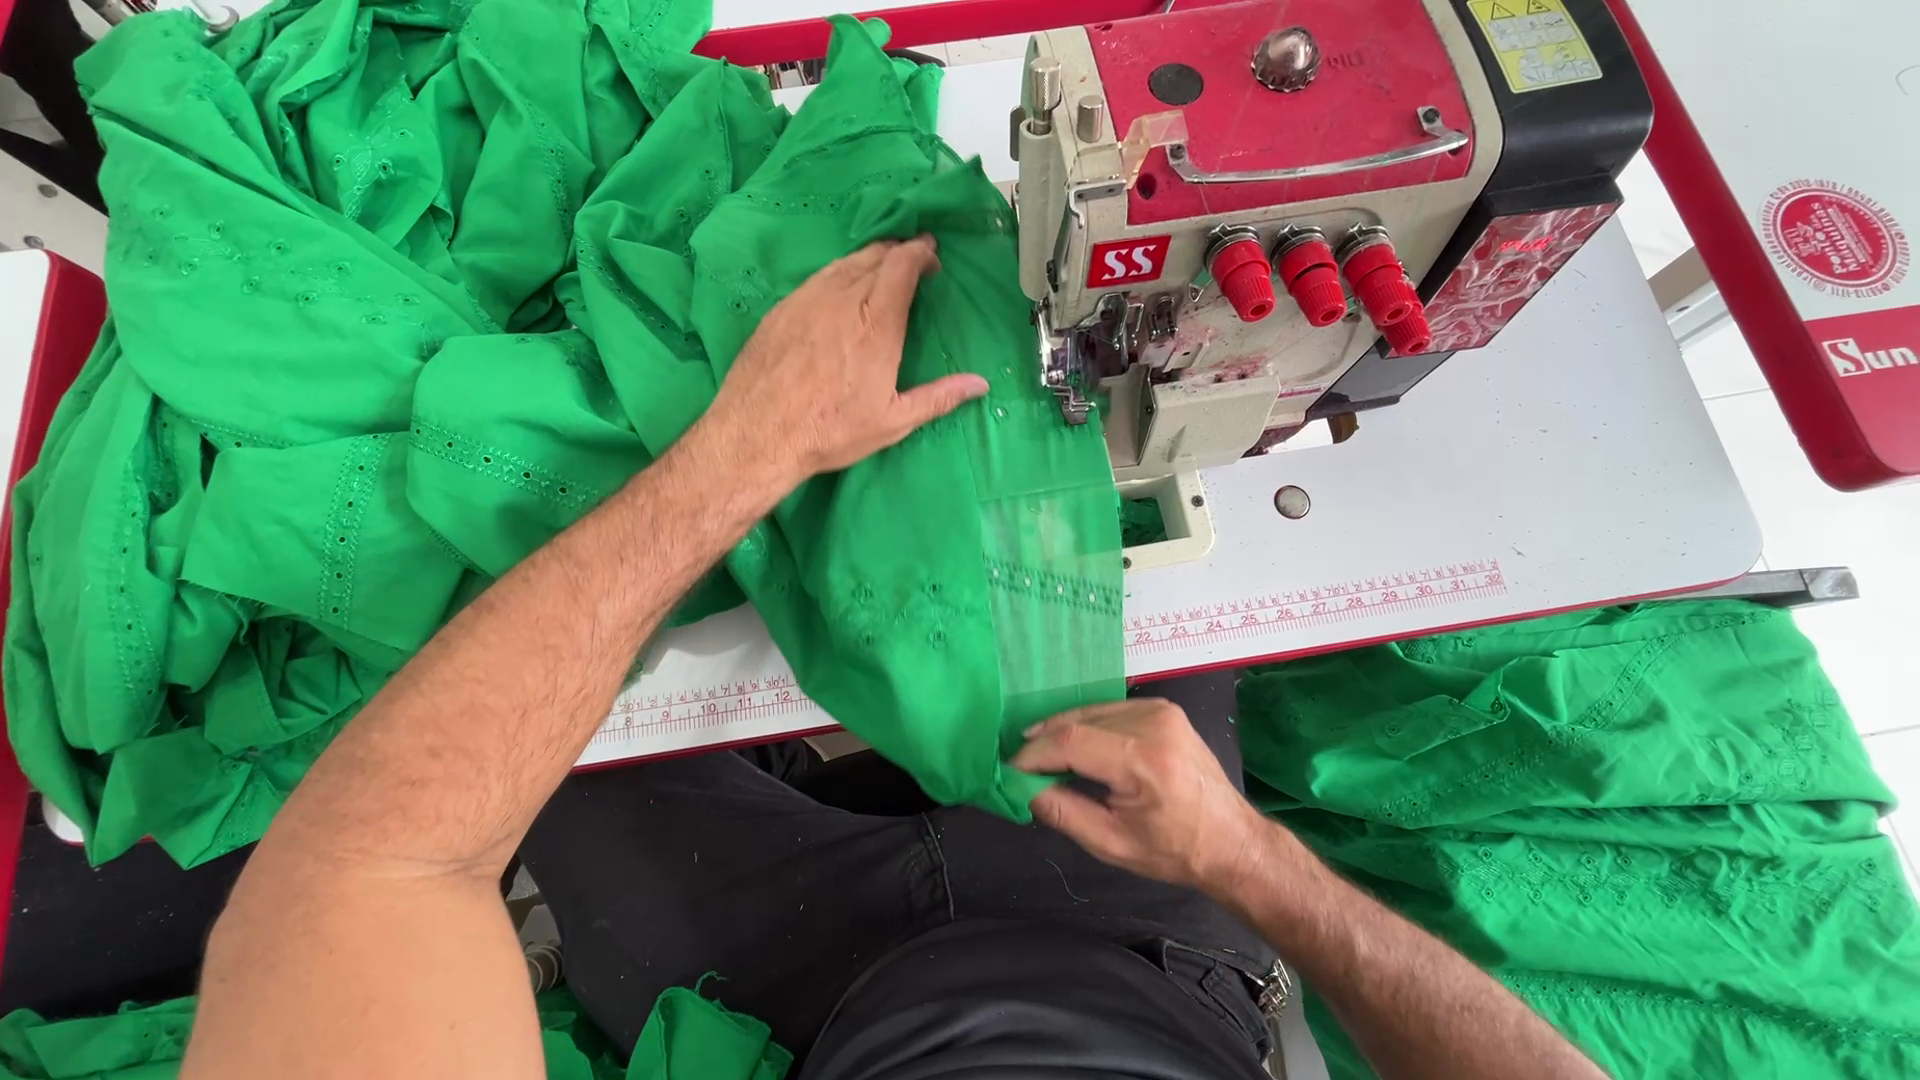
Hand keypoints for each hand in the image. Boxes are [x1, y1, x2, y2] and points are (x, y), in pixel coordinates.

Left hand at [708, 236, 989, 483]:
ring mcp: (807, 299)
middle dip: (898, 253)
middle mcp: (842, 299)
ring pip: (844, 263)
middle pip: (874, 256)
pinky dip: (838, 274)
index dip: (920, 252)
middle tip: (912, 262)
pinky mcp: (782, 309)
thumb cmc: (830, 430)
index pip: (902, 265)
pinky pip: (817, 278)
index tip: (931, 255)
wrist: (758, 432)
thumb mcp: (893, 421)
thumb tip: (979, 384)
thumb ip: (939, 398)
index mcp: (877, 323)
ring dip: (868, 260)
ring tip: (880, 270)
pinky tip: (840, 291)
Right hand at [1011, 699, 1271, 892]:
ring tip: (1037, 754)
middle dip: (1043, 743)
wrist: (1232, 840)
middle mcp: (1154, 724)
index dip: (1034, 754)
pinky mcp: (1163, 708)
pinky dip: (1085, 724)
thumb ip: (1062, 811)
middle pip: (1078, 723)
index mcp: (1144, 761)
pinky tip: (1070, 743)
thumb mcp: (1111, 844)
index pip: (1071, 742)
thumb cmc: (1174, 851)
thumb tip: (1022, 786)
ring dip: (1061, 731)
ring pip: (1091, 712)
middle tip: (1018, 765)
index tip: (1009, 769)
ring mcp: (1161, 710)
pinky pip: (1109, 710)